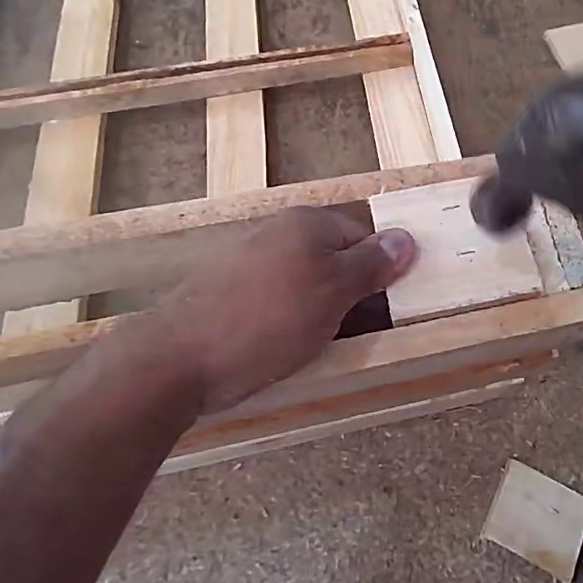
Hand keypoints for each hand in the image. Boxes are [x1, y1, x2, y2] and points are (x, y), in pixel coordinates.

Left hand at [151, 207, 416, 412]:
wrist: (176, 360)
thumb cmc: (268, 321)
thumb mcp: (333, 292)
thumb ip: (371, 264)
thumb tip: (406, 238)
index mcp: (307, 223)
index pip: (366, 237)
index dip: (381, 273)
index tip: (386, 312)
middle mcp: (279, 232)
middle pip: (336, 259)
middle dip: (352, 296)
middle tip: (357, 333)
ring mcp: (251, 260)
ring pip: (309, 283)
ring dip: (325, 312)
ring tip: (321, 345)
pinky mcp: (231, 291)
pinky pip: (279, 300)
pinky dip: (292, 321)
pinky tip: (285, 347)